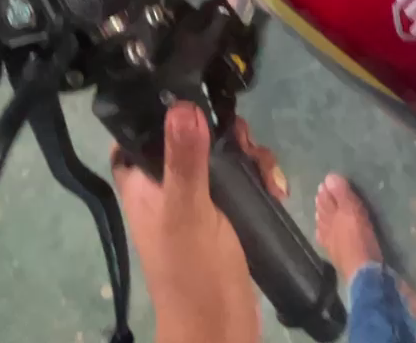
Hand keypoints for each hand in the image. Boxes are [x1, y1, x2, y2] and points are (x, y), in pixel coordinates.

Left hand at [112, 102, 287, 342]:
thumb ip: (185, 159)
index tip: (192, 96)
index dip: (160, 112)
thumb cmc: (192, 273)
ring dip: (250, 157)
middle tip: (245, 140)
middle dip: (225, 133)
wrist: (220, 332)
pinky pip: (242, 179)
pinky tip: (276, 189)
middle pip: (192, 138)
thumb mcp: (187, 211)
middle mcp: (167, 188)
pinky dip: (260, 177)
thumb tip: (182, 104)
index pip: (139, 133)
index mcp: (144, 185)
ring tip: (268, 173)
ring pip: (222, 156)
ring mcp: (198, 202)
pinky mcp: (226, 216)